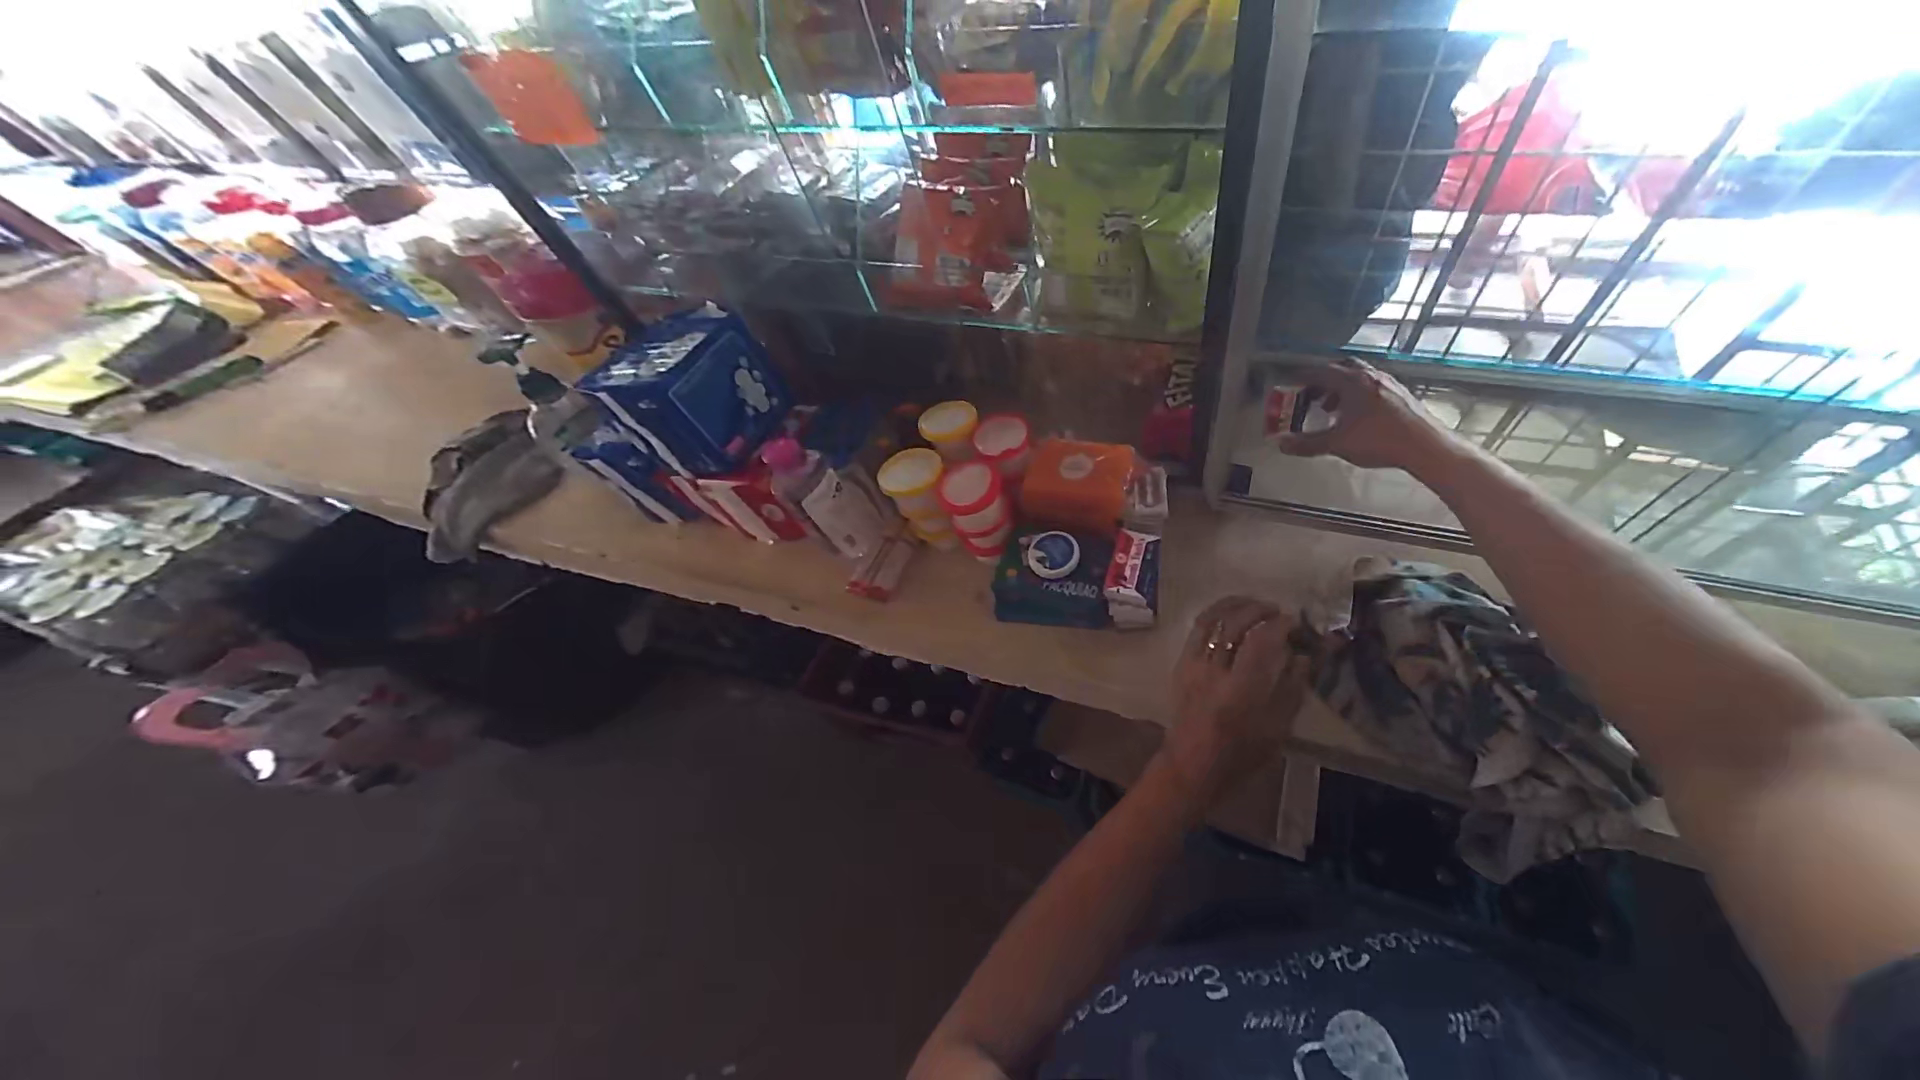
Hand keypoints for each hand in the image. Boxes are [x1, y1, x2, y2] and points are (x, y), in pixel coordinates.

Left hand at [1160, 596, 1309, 805]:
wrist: (1191, 764)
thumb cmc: (1240, 754)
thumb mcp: (1277, 729)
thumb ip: (1291, 689)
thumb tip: (1303, 656)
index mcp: (1240, 690)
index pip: (1260, 641)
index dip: (1280, 625)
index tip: (1295, 622)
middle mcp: (1213, 671)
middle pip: (1233, 624)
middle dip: (1258, 610)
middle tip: (1277, 611)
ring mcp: (1192, 665)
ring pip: (1210, 620)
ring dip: (1233, 606)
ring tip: (1255, 605)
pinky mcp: (1179, 665)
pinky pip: (1196, 631)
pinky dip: (1214, 616)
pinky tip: (1230, 616)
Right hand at [1274, 358, 1465, 475]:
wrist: (1426, 447)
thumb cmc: (1378, 440)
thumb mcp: (1336, 443)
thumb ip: (1306, 443)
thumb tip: (1281, 444)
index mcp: (1352, 382)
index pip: (1320, 371)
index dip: (1302, 377)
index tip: (1290, 385)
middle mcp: (1371, 376)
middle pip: (1342, 367)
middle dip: (1323, 380)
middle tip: (1311, 395)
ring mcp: (1390, 384)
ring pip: (1360, 377)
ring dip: (1341, 388)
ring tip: (1332, 408)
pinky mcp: (1402, 395)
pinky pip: (1373, 386)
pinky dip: (1358, 395)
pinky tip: (1357, 416)